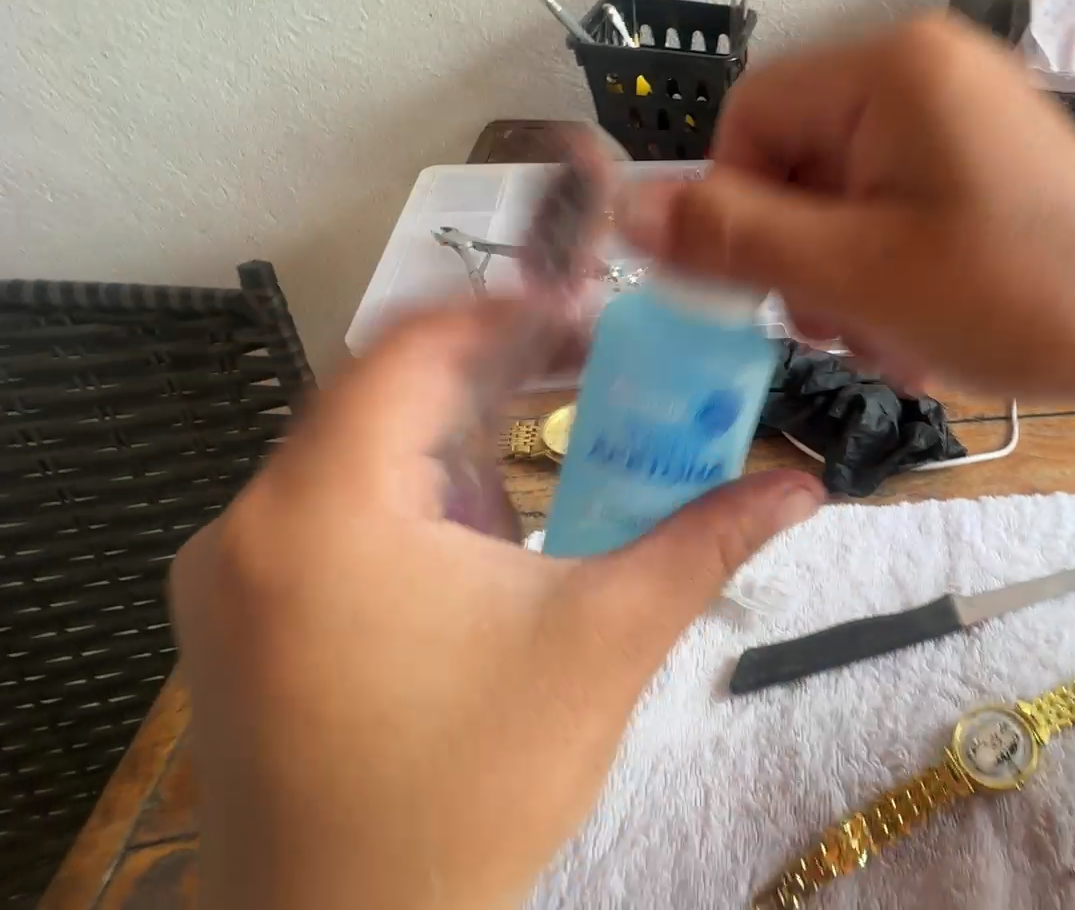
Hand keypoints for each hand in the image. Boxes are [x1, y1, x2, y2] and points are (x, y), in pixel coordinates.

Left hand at [169, 303, 822, 908]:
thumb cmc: (478, 783)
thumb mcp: (612, 639)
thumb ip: (710, 540)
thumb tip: (807, 485)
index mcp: (325, 512)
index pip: (412, 349)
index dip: (511, 309)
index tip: (604, 306)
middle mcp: (260, 524)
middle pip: (393, 390)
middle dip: (509, 362)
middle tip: (613, 352)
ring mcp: (252, 573)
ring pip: (374, 446)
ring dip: (478, 419)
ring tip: (580, 409)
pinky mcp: (265, 614)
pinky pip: (356, 504)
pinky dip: (443, 478)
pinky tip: (516, 502)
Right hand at [614, 14, 1074, 400]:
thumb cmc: (1019, 302)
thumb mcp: (861, 276)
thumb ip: (737, 239)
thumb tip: (628, 208)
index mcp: (893, 69)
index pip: (752, 119)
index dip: (738, 214)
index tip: (766, 295)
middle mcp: (929, 72)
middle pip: (802, 163)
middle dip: (807, 261)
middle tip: (842, 334)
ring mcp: (966, 119)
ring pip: (851, 199)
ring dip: (851, 282)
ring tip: (892, 345)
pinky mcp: (990, 166)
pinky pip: (903, 211)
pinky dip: (895, 275)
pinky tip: (923, 332)